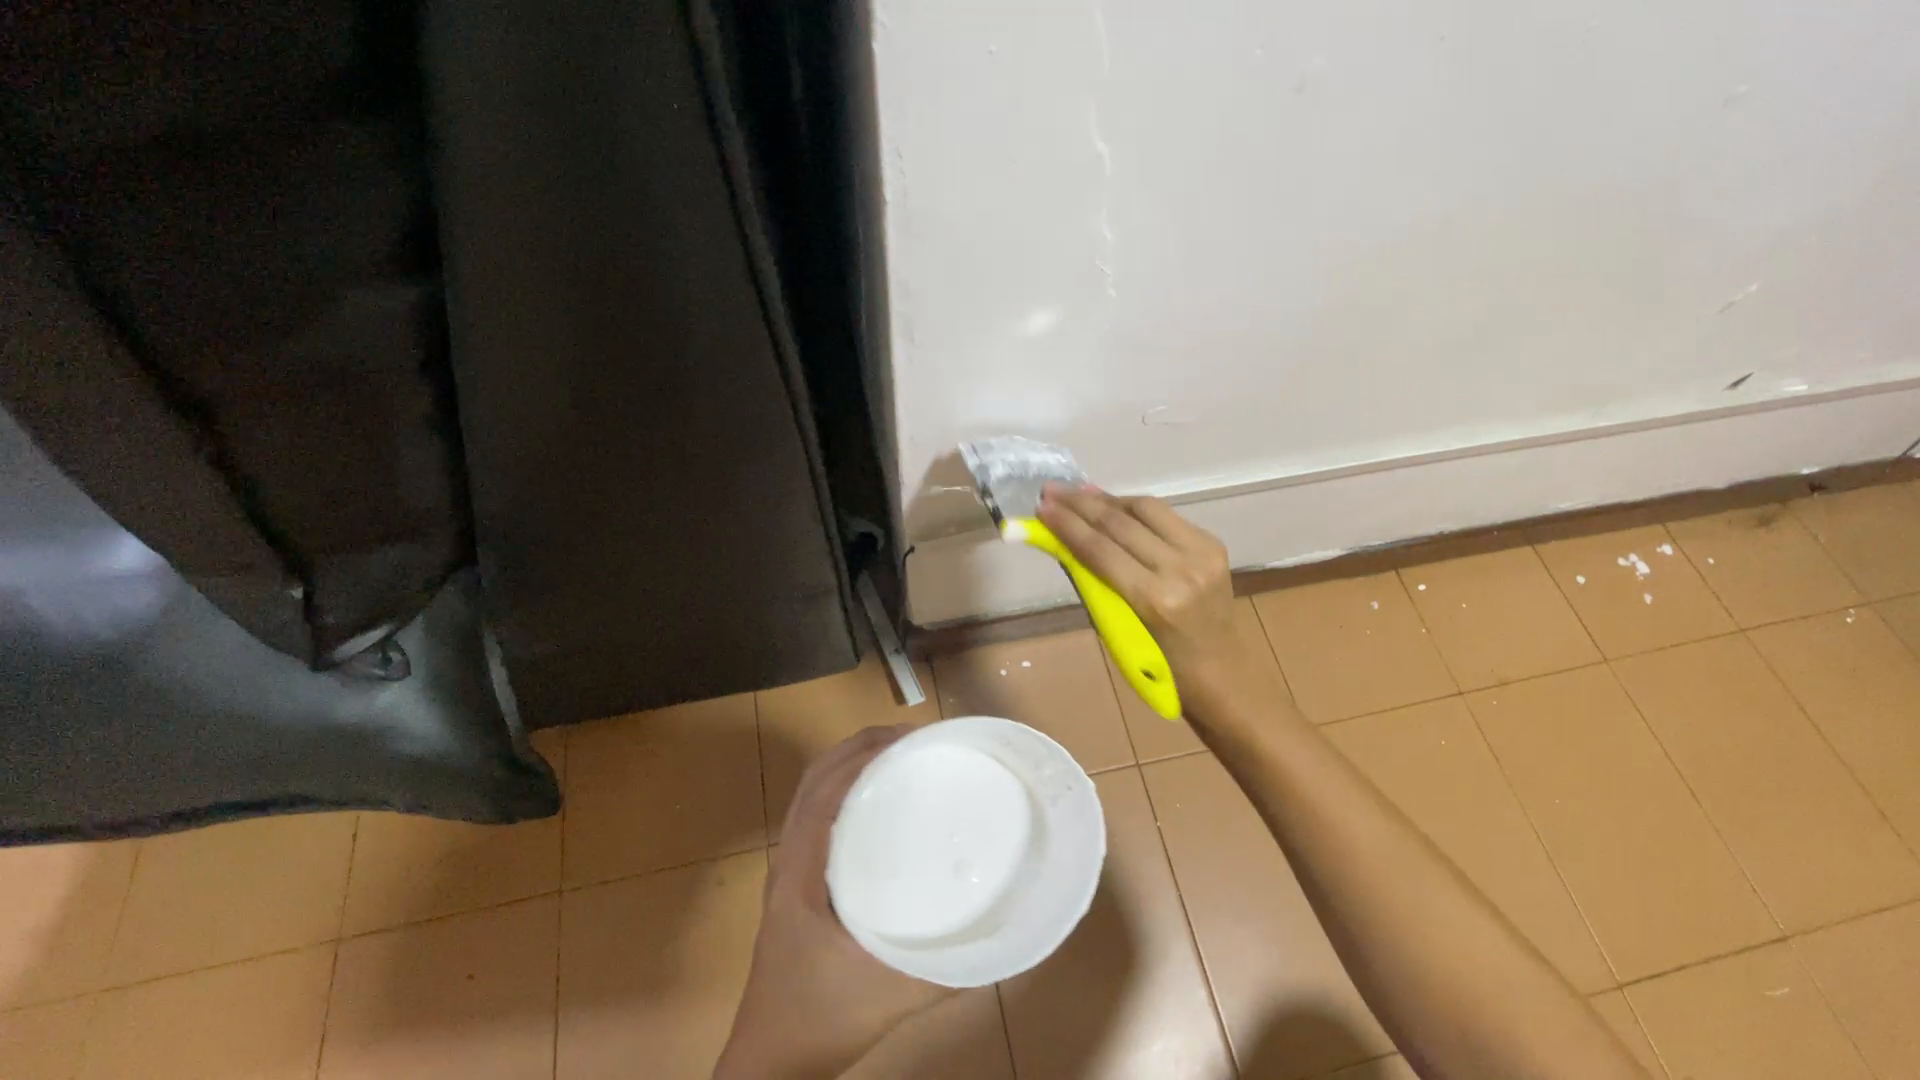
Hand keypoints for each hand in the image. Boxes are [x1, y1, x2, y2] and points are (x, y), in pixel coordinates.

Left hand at [714, 726, 954, 1079]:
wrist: (772, 1059)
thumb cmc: (823, 1018)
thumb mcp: (893, 992)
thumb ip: (949, 965)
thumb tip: (1004, 928)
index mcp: (801, 870)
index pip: (826, 788)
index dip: (866, 752)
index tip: (914, 738)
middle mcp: (788, 858)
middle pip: (817, 778)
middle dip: (862, 747)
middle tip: (918, 741)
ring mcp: (787, 869)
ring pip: (813, 794)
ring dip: (851, 766)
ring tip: (902, 759)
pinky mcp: (794, 883)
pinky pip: (816, 818)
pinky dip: (845, 793)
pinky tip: (881, 808)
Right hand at [1037, 487, 1261, 710]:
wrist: (1220, 672)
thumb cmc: (1159, 666)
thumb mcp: (1118, 629)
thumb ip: (1095, 584)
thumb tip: (1065, 541)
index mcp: (1154, 600)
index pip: (1100, 550)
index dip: (1067, 525)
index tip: (1041, 507)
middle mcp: (1181, 569)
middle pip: (1121, 523)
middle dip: (1081, 504)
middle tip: (1052, 491)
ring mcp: (1202, 553)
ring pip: (1146, 509)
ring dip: (1108, 499)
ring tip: (1078, 493)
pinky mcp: (1213, 544)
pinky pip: (1166, 517)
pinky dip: (1135, 509)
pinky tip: (1112, 504)